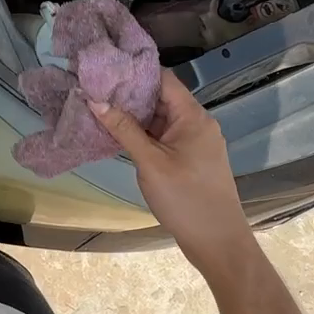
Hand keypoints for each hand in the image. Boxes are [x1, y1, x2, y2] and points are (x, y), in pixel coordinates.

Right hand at [90, 69, 254, 279]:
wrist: (219, 245)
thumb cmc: (186, 200)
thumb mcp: (150, 163)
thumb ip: (123, 129)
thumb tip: (95, 99)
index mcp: (193, 117)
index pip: (163, 78)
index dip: (135, 70)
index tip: (105, 67)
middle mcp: (196, 123)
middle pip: (159, 96)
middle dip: (128, 92)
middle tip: (94, 86)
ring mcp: (194, 141)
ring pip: (159, 116)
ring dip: (133, 113)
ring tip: (99, 104)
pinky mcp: (189, 157)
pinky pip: (162, 134)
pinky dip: (142, 131)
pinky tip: (117, 131)